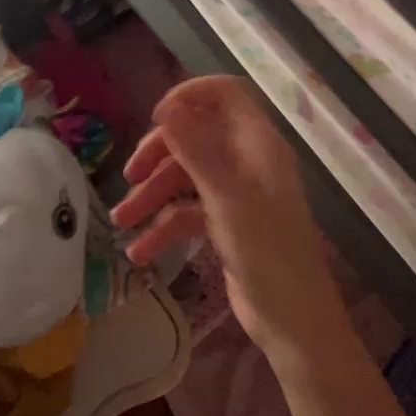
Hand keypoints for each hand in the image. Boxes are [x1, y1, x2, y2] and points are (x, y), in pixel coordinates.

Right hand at [112, 76, 343, 348]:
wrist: (294, 321)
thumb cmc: (266, 251)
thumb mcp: (226, 197)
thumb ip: (195, 148)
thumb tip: (166, 107)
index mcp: (256, 143)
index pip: (224, 94)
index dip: (189, 96)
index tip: (156, 118)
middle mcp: (247, 161)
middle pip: (196, 135)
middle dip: (159, 153)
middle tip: (130, 175)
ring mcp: (237, 193)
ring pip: (186, 177)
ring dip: (152, 195)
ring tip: (121, 221)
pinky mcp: (227, 223)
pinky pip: (188, 211)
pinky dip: (164, 226)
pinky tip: (139, 252)